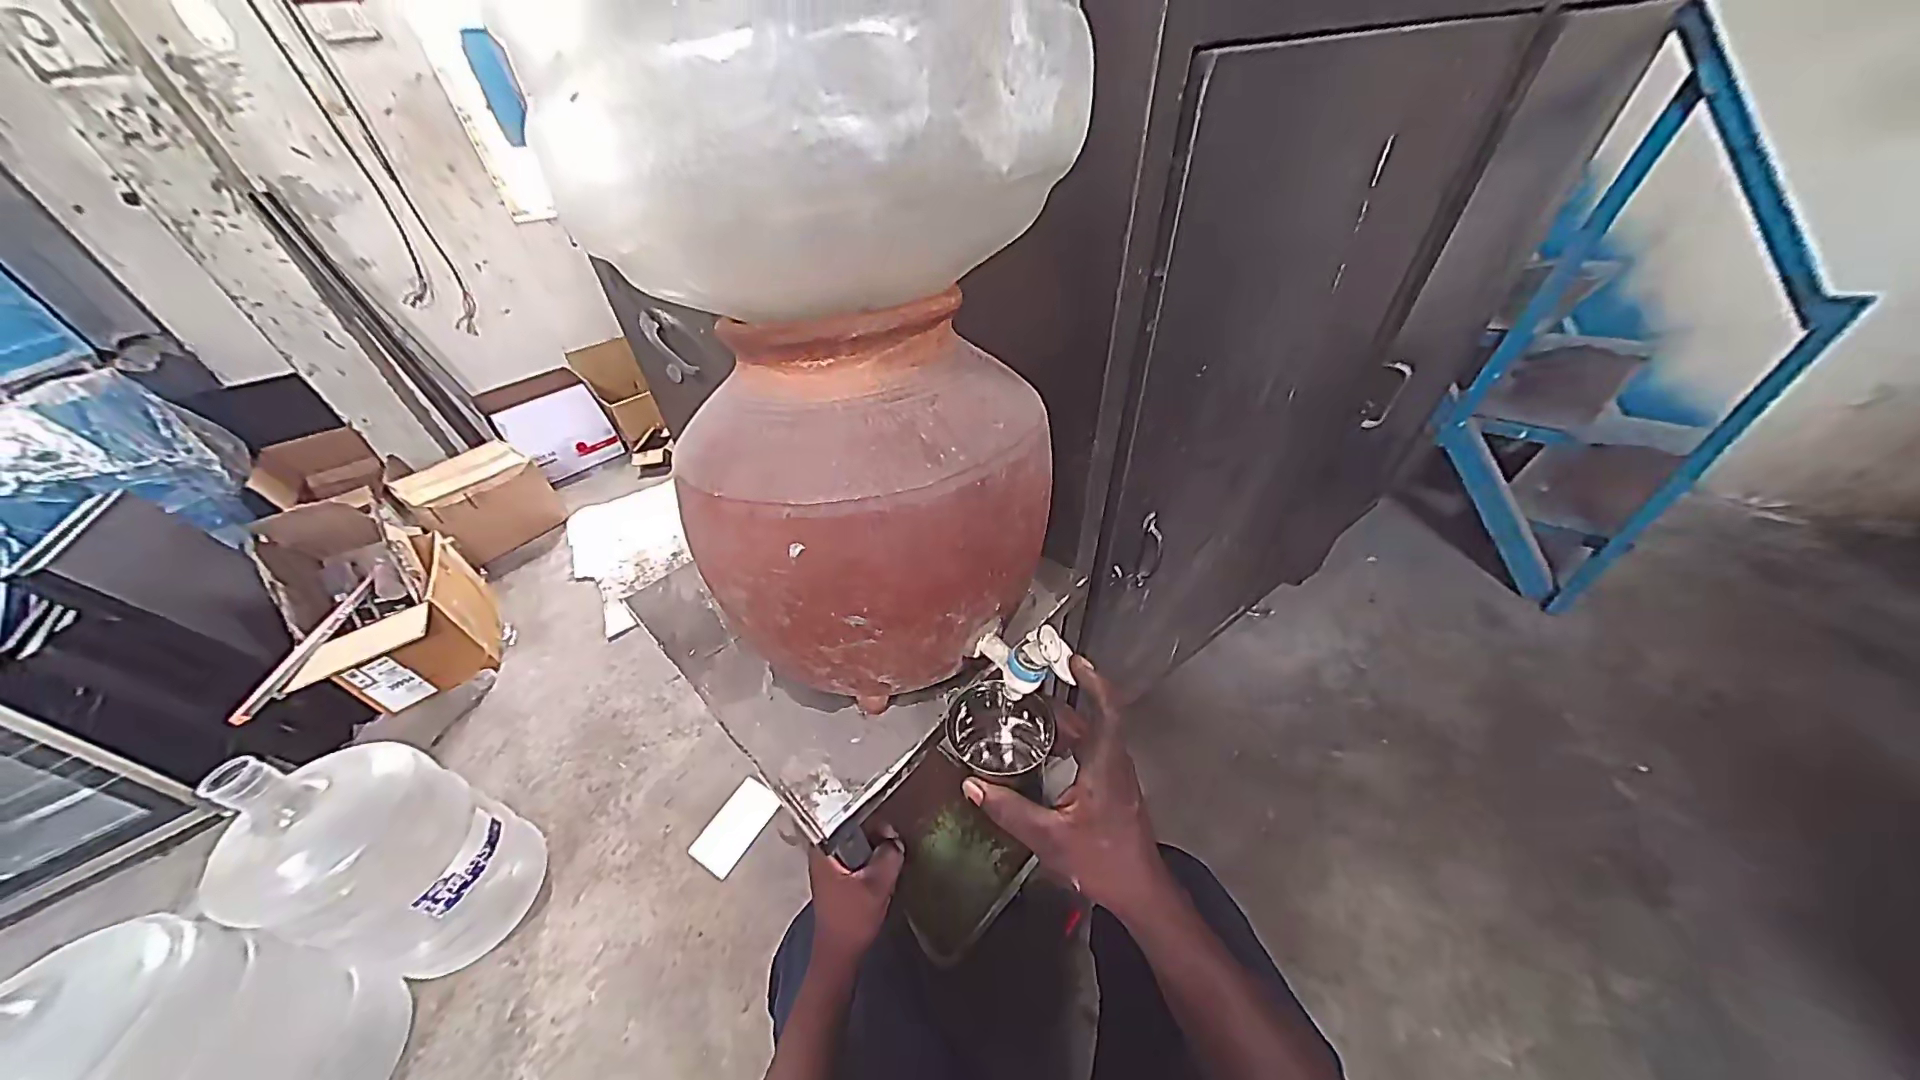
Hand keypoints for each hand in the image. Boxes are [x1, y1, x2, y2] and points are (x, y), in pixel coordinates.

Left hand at [806, 831, 903, 963]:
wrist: (840, 956)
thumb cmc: (852, 918)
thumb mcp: (877, 883)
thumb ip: (889, 855)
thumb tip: (895, 842)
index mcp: (823, 849)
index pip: (846, 817)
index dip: (870, 819)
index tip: (888, 828)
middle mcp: (822, 854)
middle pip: (852, 830)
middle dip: (875, 835)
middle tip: (894, 841)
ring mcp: (828, 868)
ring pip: (856, 846)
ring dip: (874, 850)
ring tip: (892, 854)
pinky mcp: (837, 880)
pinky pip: (857, 860)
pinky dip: (870, 863)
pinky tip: (884, 871)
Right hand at [962, 655, 1170, 921]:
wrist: (1140, 891)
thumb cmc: (1106, 864)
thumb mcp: (1050, 838)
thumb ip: (1010, 810)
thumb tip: (975, 787)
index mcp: (1105, 766)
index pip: (1106, 709)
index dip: (1091, 681)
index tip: (1073, 661)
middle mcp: (1115, 764)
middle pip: (1091, 719)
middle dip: (1061, 700)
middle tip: (1030, 691)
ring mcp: (1117, 774)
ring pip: (1091, 734)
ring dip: (1063, 722)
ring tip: (1029, 716)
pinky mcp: (1113, 785)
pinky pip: (1091, 749)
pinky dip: (1067, 741)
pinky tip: (1044, 751)